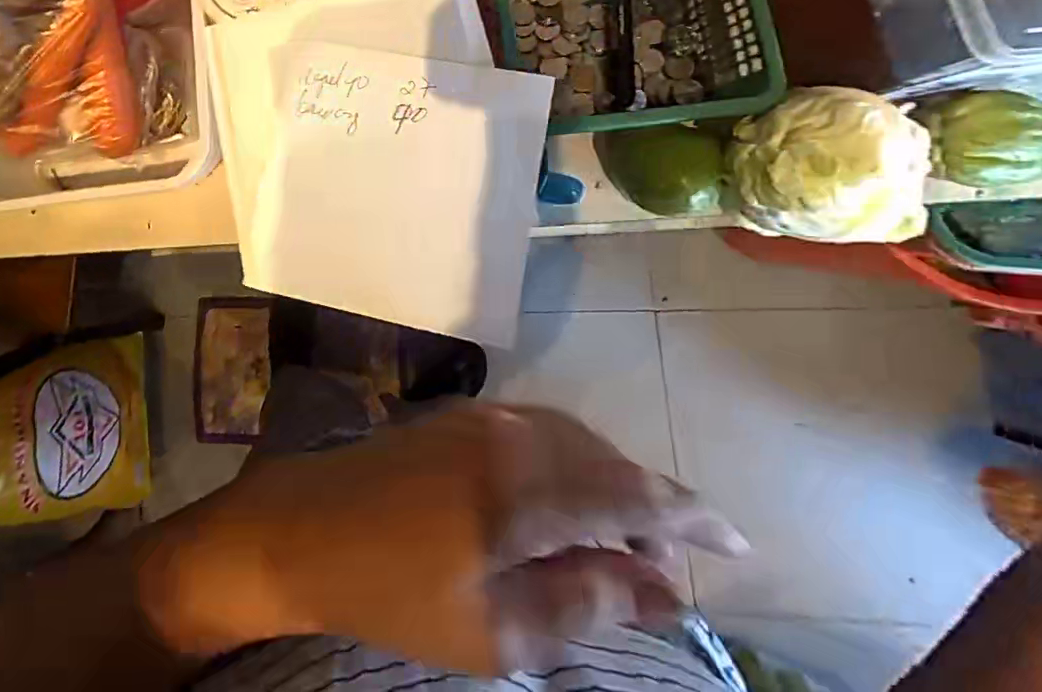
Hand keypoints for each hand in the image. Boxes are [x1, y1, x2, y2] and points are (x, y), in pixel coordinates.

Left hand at [142, 402, 745, 674]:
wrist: (304, 525)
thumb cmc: (396, 592)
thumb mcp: (496, 628)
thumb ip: (585, 599)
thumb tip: (660, 588)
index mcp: (527, 488)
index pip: (634, 494)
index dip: (692, 519)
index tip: (736, 545)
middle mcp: (516, 433)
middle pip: (610, 462)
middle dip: (651, 510)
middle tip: (664, 566)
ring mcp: (487, 415)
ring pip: (578, 441)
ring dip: (610, 484)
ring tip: (620, 541)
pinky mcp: (464, 414)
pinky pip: (543, 431)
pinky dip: (572, 464)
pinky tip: (567, 501)